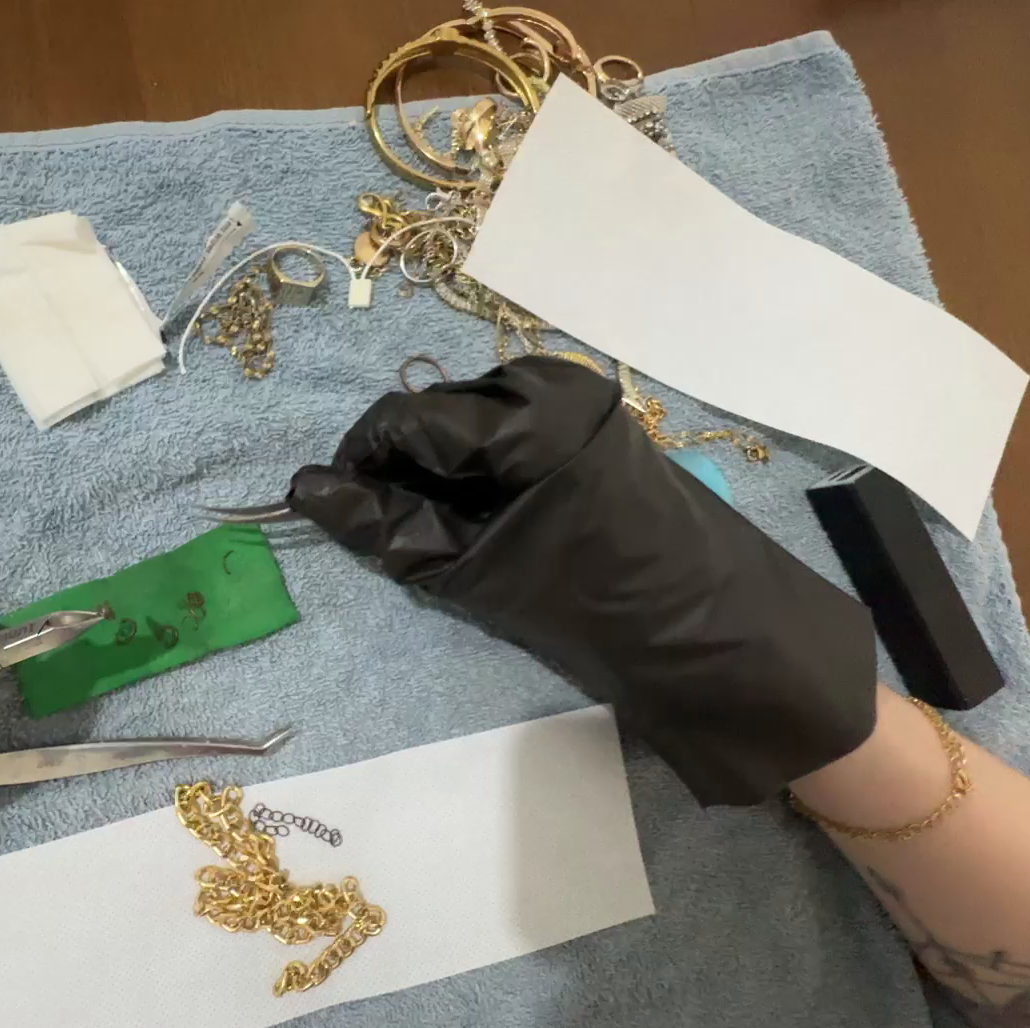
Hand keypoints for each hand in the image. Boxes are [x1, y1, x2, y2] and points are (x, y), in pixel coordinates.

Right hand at [288, 357, 877, 805]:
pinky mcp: (595, 424)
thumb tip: (303, 491)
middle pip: (437, 412)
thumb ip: (384, 525)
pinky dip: (482, 471)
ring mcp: (581, 399)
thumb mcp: (475, 571)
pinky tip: (488, 513)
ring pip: (470, 423)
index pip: (406, 414)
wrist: (725, 642)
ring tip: (446, 529)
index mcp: (526, 412)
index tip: (341, 507)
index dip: (362, 460)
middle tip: (399, 529)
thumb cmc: (597, 610)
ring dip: (442, 472)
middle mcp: (553, 383)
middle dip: (405, 468)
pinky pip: (510, 432)